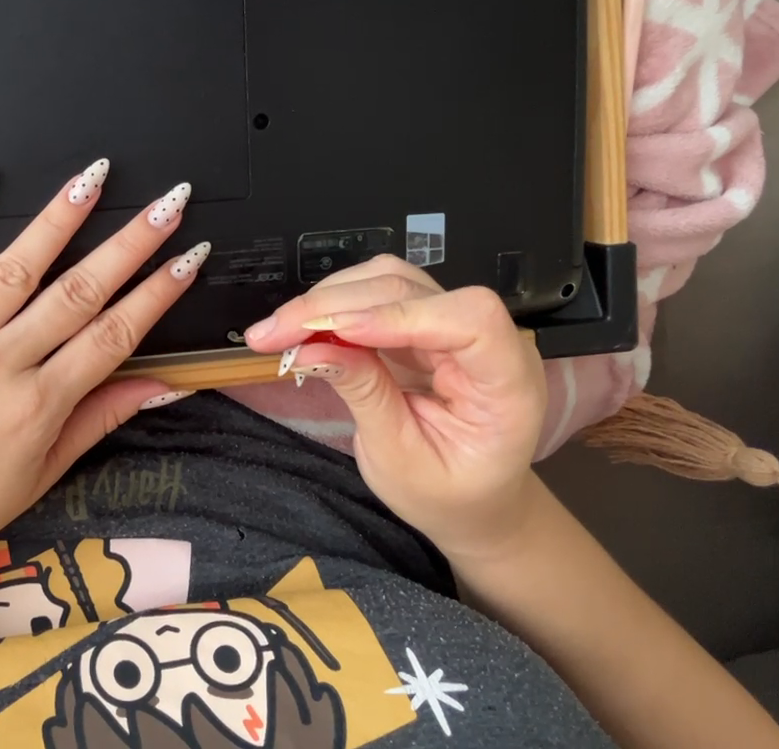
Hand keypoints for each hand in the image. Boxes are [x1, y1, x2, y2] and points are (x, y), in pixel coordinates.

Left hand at [0, 161, 208, 604]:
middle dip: (129, 242)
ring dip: (58, 220)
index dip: (157, 292)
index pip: (113, 334)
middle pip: (77, 292)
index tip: (186, 258)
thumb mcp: (42, 475)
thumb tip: (158, 387)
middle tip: (165, 204)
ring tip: (91, 180)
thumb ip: (99, 420)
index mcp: (36, 407)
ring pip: (13, 270)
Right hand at [241, 256, 548, 560]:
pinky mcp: (419, 320)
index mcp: (507, 383)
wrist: (471, 499)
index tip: (336, 333)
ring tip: (277, 330)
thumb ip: (365, 397)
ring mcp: (451, 324)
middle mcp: (486, 339)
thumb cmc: (446, 494)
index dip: (400, 315)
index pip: (469, 319)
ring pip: (386, 280)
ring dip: (326, 298)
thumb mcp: (401, 461)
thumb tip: (310, 348)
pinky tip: (300, 326)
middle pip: (410, 290)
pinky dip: (331, 302)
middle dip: (334, 306)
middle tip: (271, 335)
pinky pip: (373, 292)